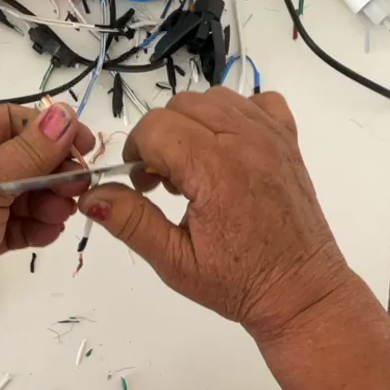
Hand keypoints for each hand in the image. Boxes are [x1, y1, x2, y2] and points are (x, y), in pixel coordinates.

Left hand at [0, 104, 94, 332]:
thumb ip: (29, 151)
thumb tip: (65, 116)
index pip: (5, 121)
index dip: (46, 130)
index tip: (84, 145)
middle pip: (17, 158)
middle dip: (50, 172)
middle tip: (78, 187)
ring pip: (19, 195)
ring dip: (46, 202)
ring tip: (61, 215)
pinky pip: (14, 226)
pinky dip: (34, 228)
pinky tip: (49, 234)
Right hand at [77, 90, 361, 341]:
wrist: (299, 291)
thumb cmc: (237, 283)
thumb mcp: (174, 262)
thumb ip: (131, 222)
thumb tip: (90, 195)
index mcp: (214, 170)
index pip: (155, 128)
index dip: (135, 153)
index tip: (140, 187)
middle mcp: (245, 141)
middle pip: (180, 106)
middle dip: (160, 139)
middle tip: (164, 186)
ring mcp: (271, 135)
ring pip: (213, 98)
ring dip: (192, 126)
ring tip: (194, 171)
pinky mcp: (288, 139)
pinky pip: (253, 102)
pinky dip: (232, 117)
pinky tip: (226, 153)